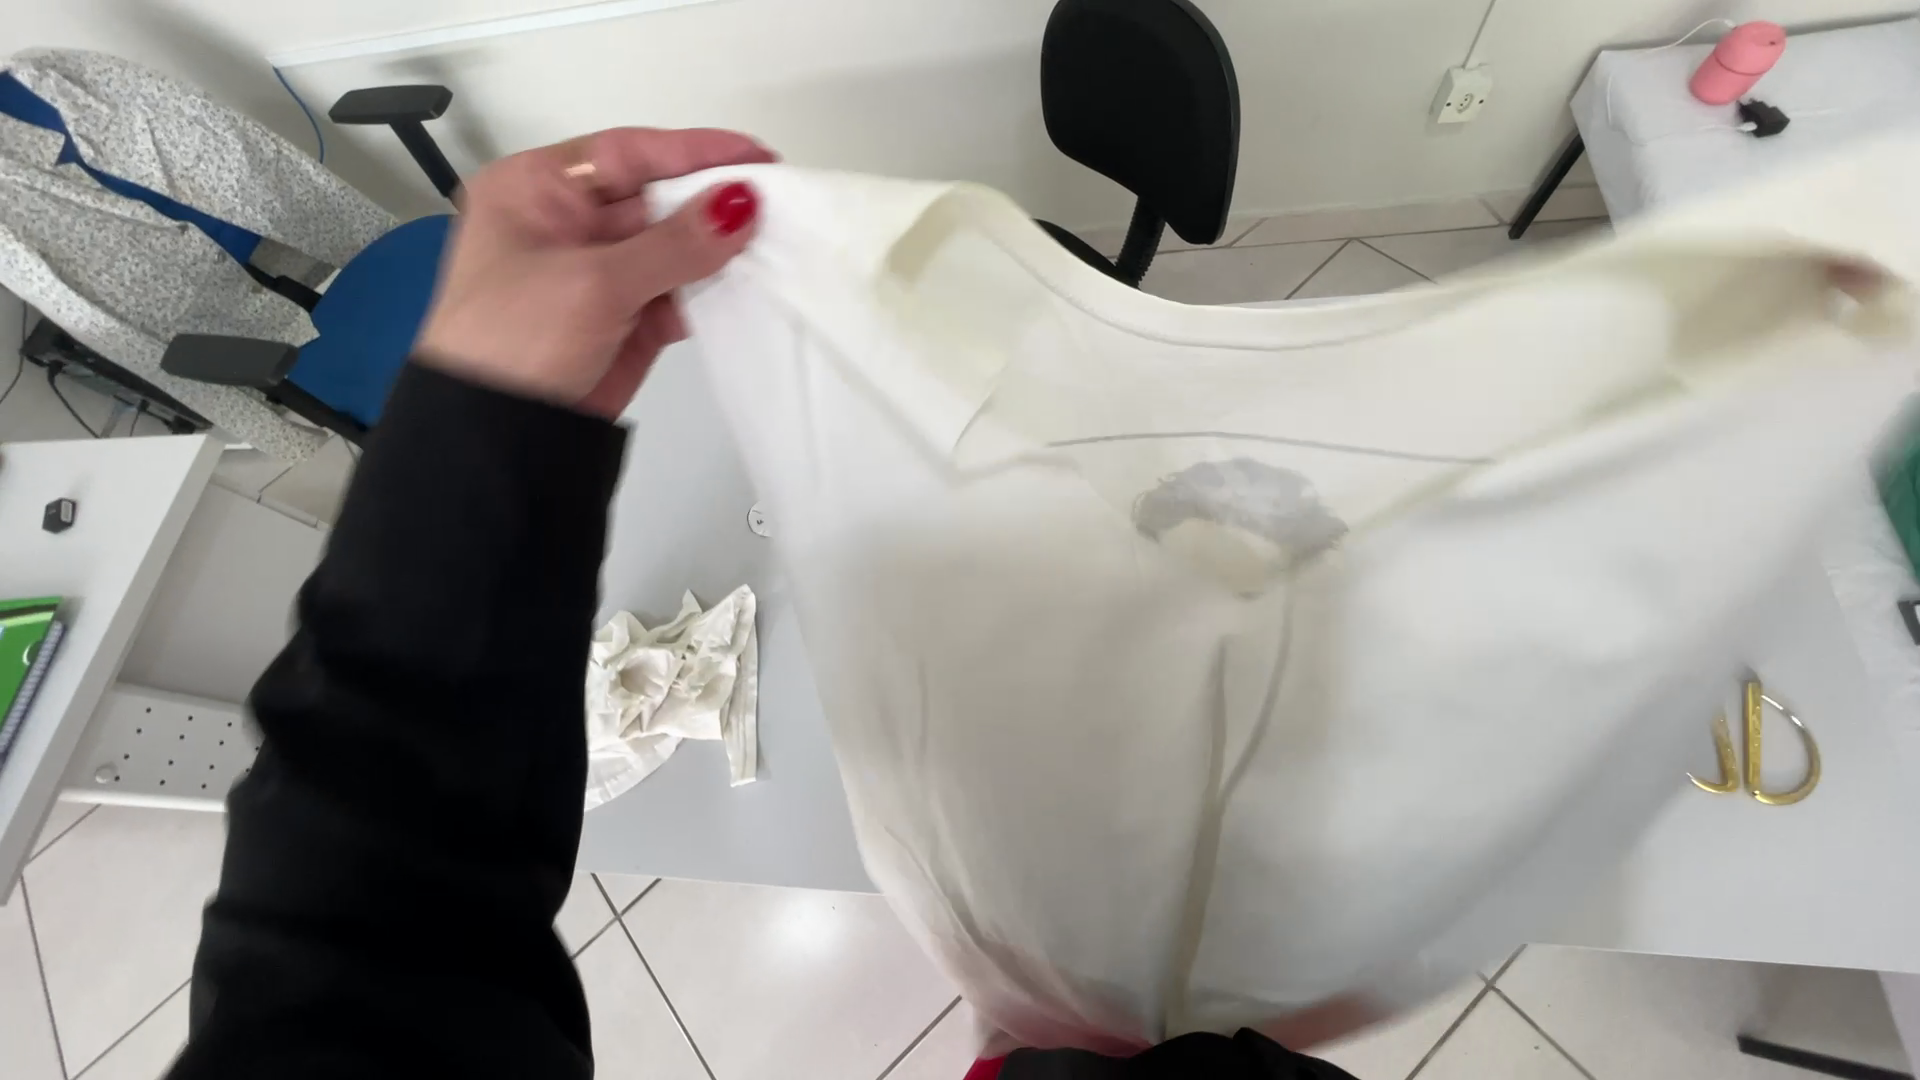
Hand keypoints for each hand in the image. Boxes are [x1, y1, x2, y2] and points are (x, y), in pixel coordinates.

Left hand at [416, 127, 774, 417]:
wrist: (506, 433)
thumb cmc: (520, 338)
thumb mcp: (595, 281)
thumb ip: (675, 244)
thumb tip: (743, 203)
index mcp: (540, 190)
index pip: (628, 155)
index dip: (694, 152)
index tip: (754, 155)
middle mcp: (574, 224)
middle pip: (658, 200)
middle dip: (714, 204)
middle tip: (777, 204)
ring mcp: (606, 275)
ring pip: (676, 249)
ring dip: (720, 251)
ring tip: (776, 244)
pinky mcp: (632, 319)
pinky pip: (682, 294)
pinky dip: (714, 293)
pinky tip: (749, 287)